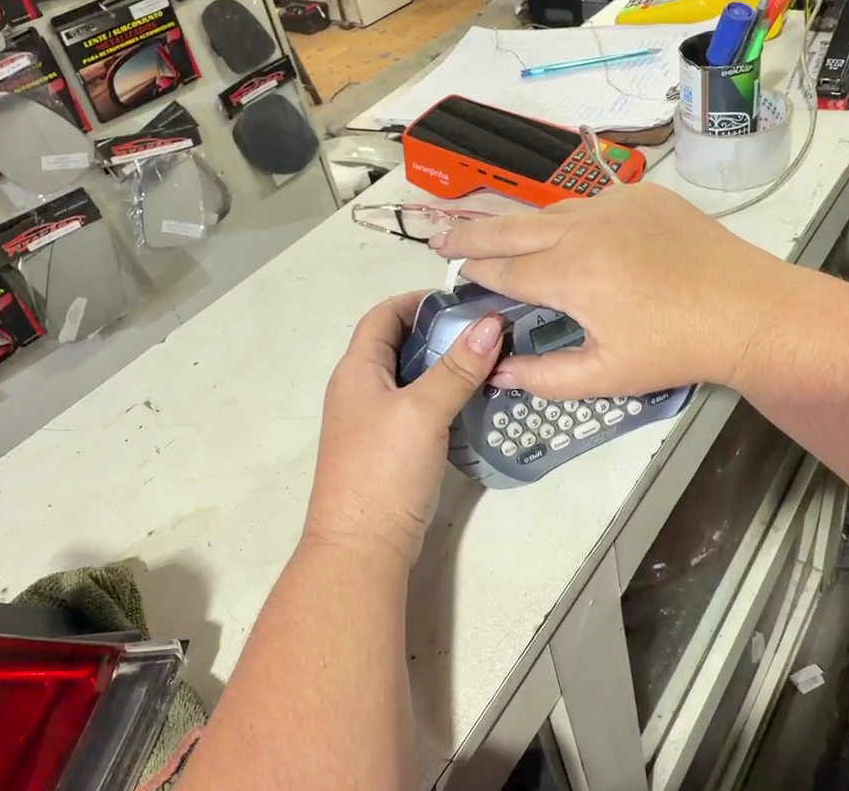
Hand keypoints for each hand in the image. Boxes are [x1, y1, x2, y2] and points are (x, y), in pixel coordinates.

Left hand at [305, 292, 502, 564]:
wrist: (361, 547)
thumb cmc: (384, 469)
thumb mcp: (423, 411)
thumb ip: (457, 368)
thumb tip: (491, 322)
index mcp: (357, 370)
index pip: (382, 315)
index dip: (417, 301)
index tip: (461, 302)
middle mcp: (359, 389)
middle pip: (397, 344)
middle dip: (438, 333)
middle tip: (485, 331)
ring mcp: (371, 421)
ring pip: (409, 377)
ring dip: (443, 366)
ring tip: (487, 361)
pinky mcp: (387, 448)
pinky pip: (415, 407)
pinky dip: (441, 397)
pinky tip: (471, 403)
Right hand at [430, 184, 788, 399]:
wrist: (748, 309)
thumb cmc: (675, 348)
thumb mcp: (606, 375)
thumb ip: (543, 376)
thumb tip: (495, 372)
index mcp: (568, 274)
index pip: (502, 269)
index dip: (474, 272)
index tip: (456, 273)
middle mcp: (581, 229)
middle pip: (509, 228)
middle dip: (471, 233)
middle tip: (442, 236)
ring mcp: (612, 204)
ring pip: (548, 211)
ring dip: (519, 226)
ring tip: (498, 236)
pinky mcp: (640, 194)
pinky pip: (589, 202)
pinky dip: (568, 218)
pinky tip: (568, 234)